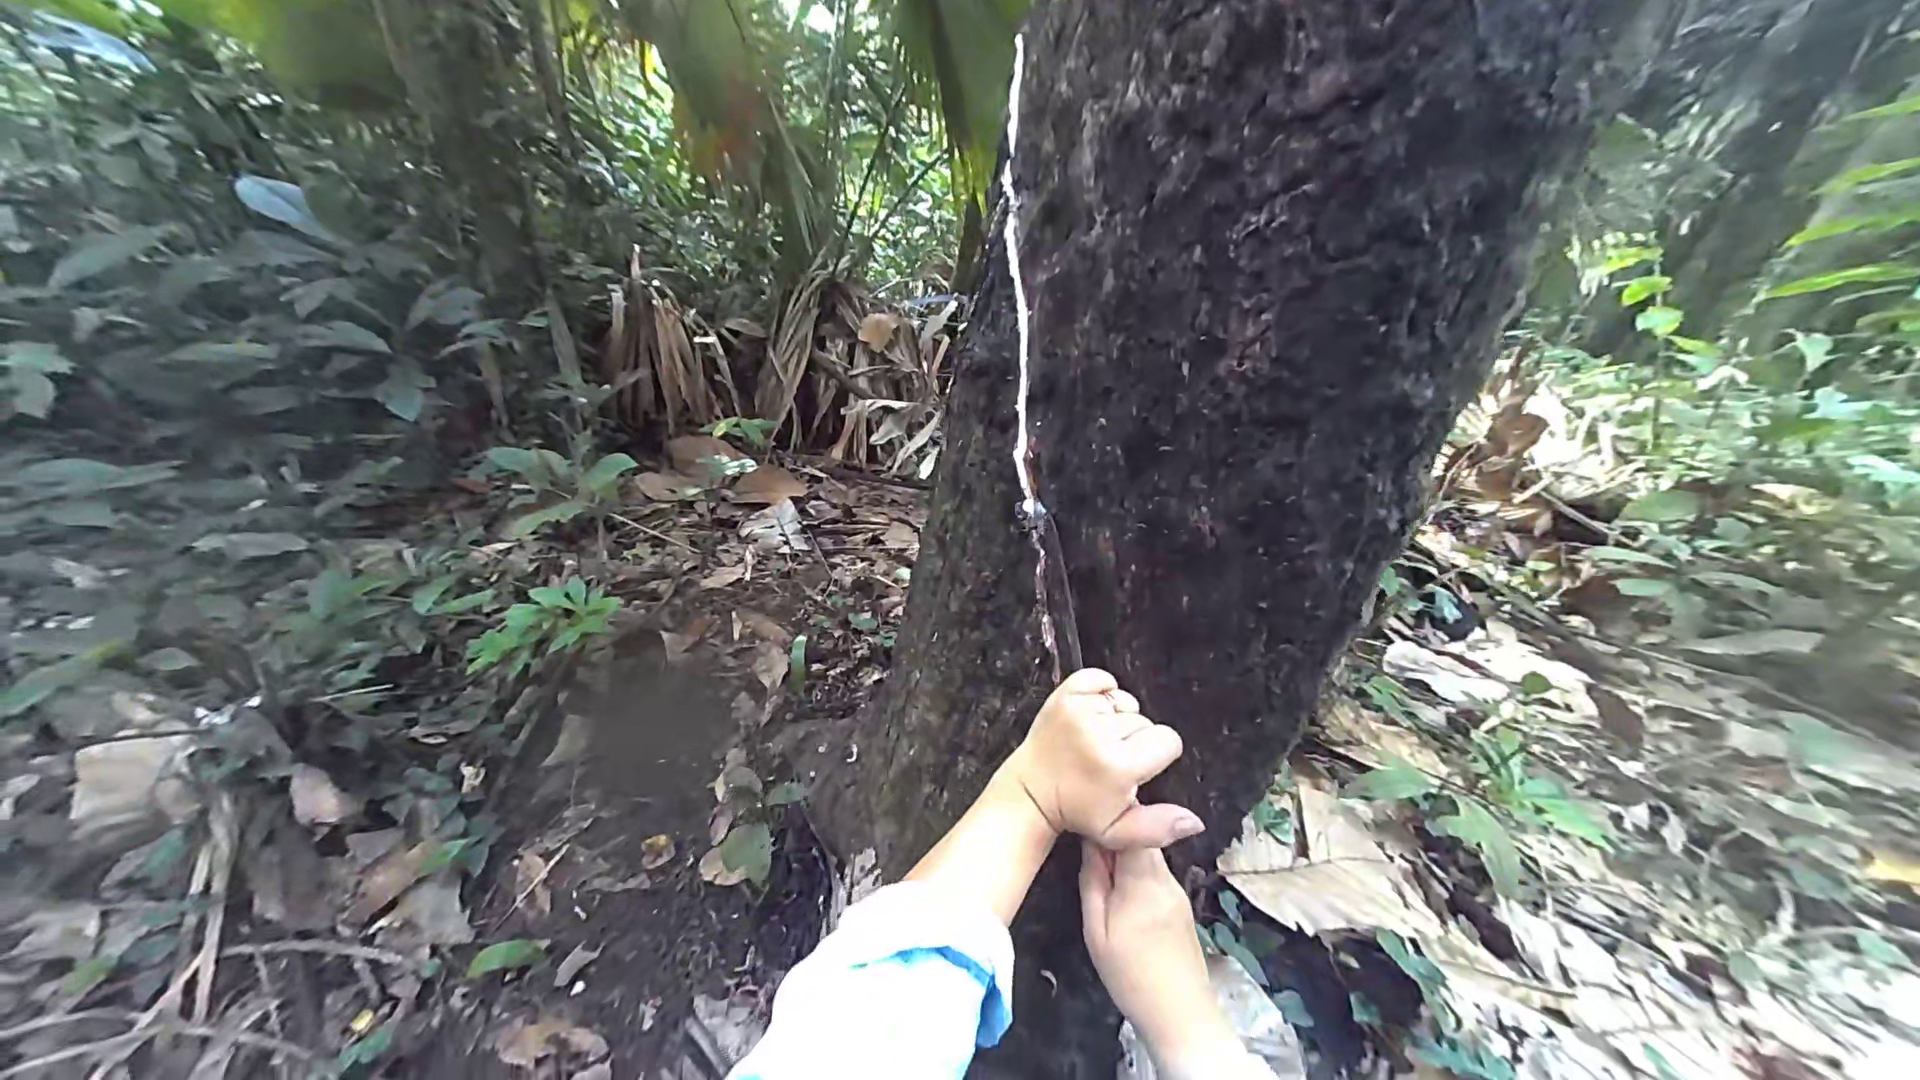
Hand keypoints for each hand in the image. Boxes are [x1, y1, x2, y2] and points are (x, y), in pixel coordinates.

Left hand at [1004, 668, 1202, 848]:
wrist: (1031, 790)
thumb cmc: (1074, 810)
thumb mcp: (1119, 832)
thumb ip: (1161, 827)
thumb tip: (1194, 821)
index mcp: (1118, 766)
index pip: (1167, 740)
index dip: (1158, 754)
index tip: (1138, 765)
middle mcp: (1100, 733)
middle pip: (1145, 721)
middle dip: (1135, 739)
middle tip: (1110, 758)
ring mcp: (1080, 709)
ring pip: (1125, 702)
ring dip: (1117, 718)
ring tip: (1098, 740)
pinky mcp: (1066, 694)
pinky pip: (1100, 678)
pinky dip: (1101, 690)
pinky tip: (1093, 714)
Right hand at [1080, 844, 1240, 1071]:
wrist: (1183, 1019)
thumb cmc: (1131, 976)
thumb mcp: (1096, 930)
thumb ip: (1092, 880)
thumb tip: (1088, 842)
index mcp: (1143, 880)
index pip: (1131, 827)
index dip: (1109, 819)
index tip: (1087, 823)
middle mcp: (1166, 878)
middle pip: (1141, 838)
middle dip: (1115, 836)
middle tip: (1090, 852)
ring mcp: (1177, 890)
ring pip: (1148, 855)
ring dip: (1126, 856)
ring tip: (1104, 876)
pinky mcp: (1182, 905)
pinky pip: (1156, 873)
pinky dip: (1138, 873)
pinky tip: (1126, 898)